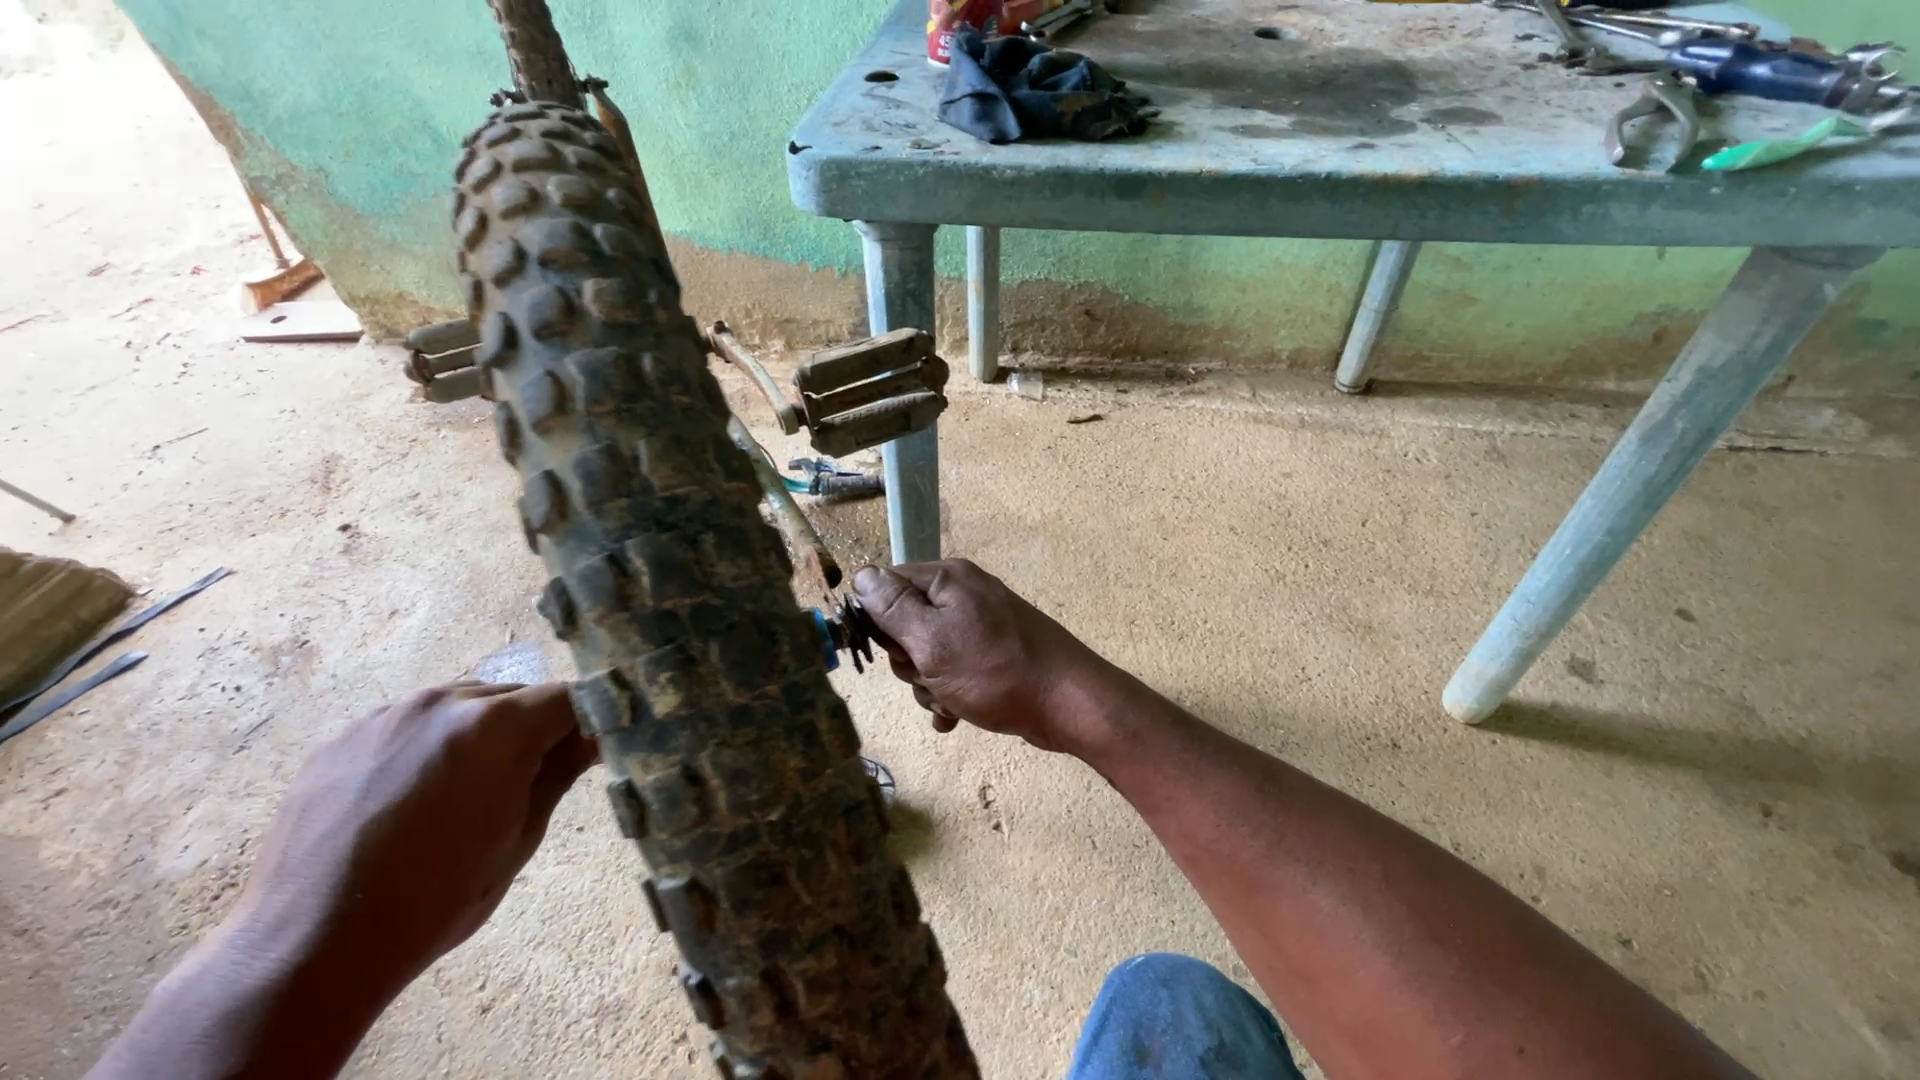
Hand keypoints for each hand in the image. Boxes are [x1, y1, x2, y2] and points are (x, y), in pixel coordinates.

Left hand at [237, 682, 597, 990]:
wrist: (312, 943)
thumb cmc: (438, 898)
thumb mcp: (520, 838)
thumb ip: (559, 774)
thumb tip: (594, 738)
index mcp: (495, 727)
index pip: (568, 698)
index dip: (588, 722)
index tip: (591, 752)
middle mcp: (442, 702)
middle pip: (513, 697)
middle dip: (532, 728)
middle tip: (528, 780)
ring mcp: (386, 715)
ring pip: (460, 707)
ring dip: (478, 735)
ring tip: (464, 792)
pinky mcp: (344, 736)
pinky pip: (409, 725)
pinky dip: (428, 746)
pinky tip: (412, 798)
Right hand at [852, 560, 1110, 752]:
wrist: (1069, 704)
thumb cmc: (995, 672)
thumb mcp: (932, 640)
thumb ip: (892, 607)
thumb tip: (861, 574)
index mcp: (946, 579)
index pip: (885, 586)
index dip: (877, 623)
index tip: (892, 651)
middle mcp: (962, 594)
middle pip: (904, 624)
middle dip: (909, 661)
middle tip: (929, 675)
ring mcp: (980, 625)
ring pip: (926, 654)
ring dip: (929, 684)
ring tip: (950, 700)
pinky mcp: (992, 655)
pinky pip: (952, 670)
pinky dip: (949, 694)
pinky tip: (956, 715)